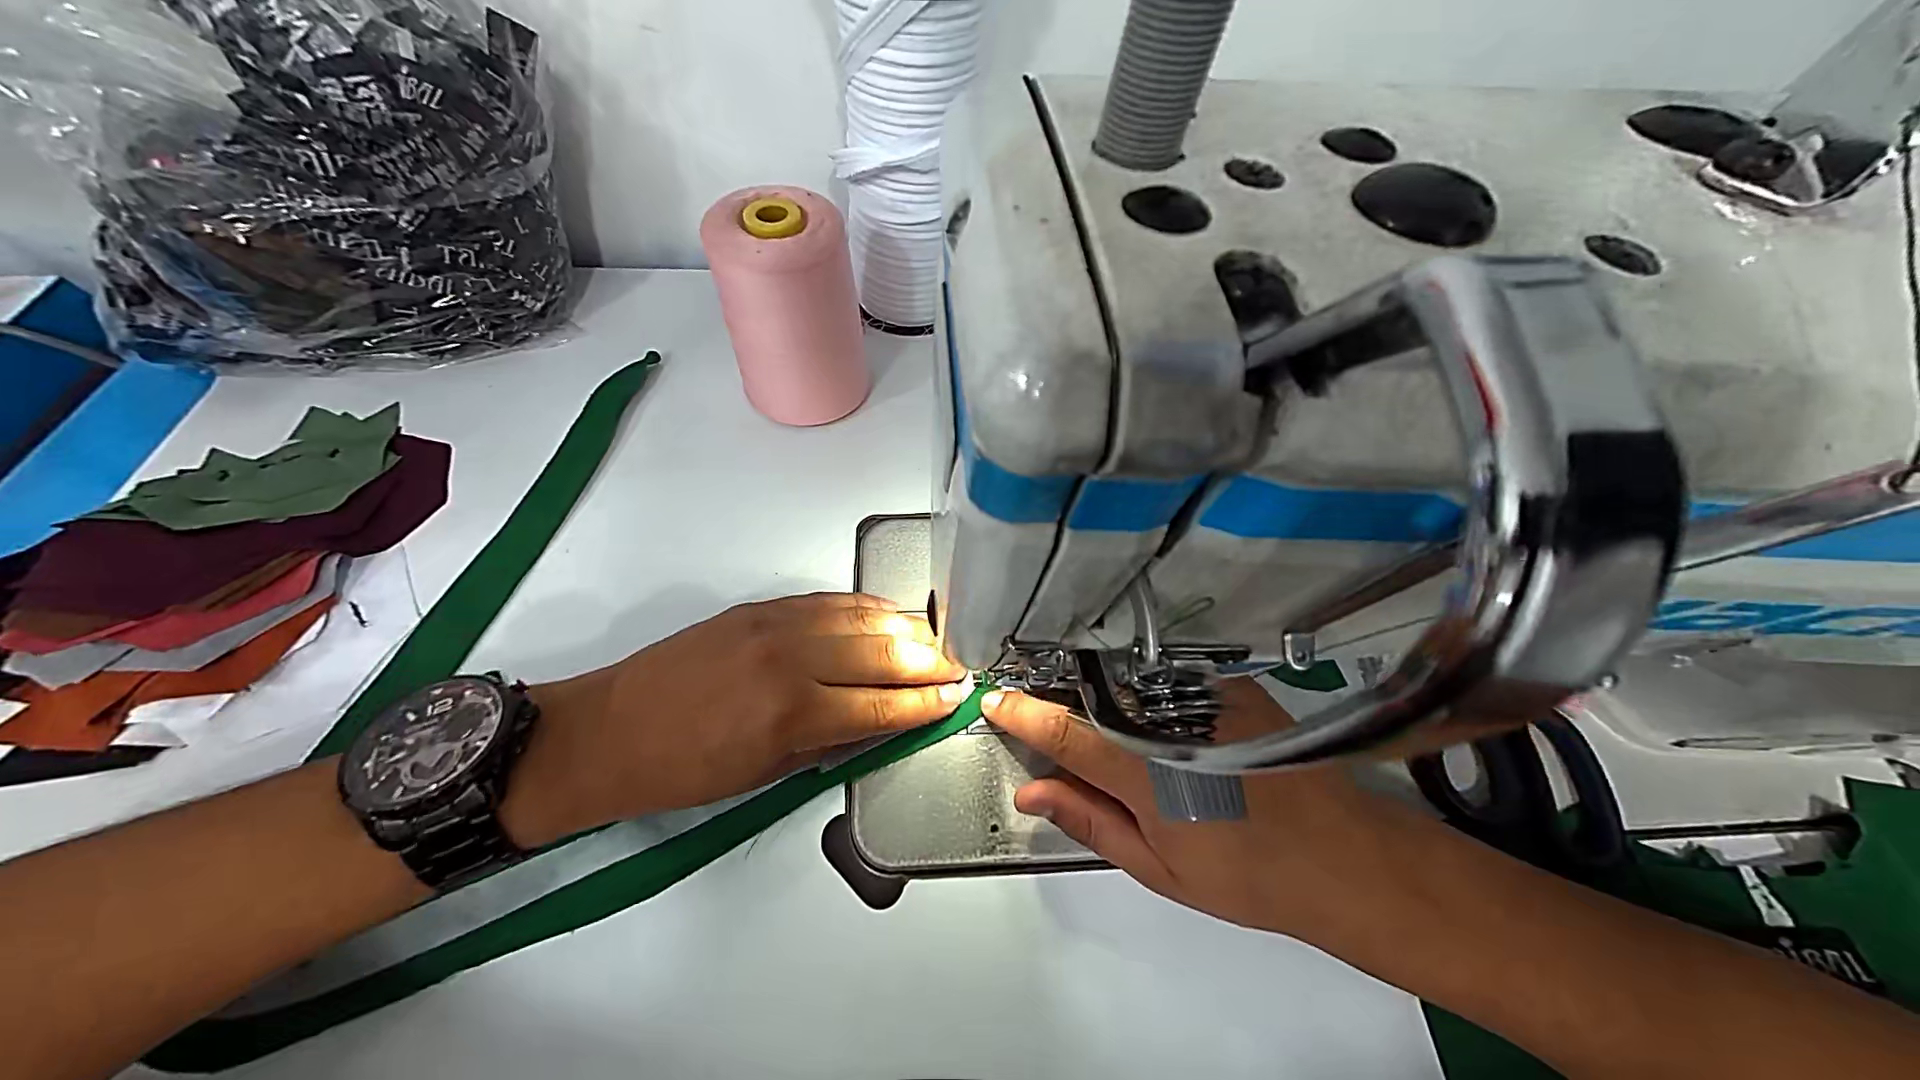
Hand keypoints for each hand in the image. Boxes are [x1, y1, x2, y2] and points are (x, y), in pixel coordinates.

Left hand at [502, 593, 971, 846]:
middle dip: (930, 661)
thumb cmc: (681, 770)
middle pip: (883, 653)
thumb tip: (879, 723)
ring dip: (905, 628)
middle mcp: (790, 660)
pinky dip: (863, 606)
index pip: (883, 705)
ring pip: (861, 617)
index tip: (956, 697)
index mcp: (792, 715)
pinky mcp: (759, 608)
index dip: (926, 703)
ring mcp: (774, 625)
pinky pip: (827, 601)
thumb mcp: (763, 775)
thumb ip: (829, 743)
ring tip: (932, 640)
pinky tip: (885, 613)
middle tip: (957, 667)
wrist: (607, 732)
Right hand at [983, 679, 1436, 945]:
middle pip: (1090, 694)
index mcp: (1144, 772)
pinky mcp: (1232, 683)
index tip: (993, 701)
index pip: (1064, 731)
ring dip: (1095, 688)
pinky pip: (1167, 675)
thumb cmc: (1247, 875)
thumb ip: (1088, 820)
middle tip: (1034, 705)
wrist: (1342, 856)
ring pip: (1126, 678)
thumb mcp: (1157, 865)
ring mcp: (1206, 696)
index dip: (1022, 714)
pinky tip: (1145, 704)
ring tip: (1088, 708)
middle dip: (1053, 696)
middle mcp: (1171, 722)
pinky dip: (1142, 685)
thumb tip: (1031, 792)